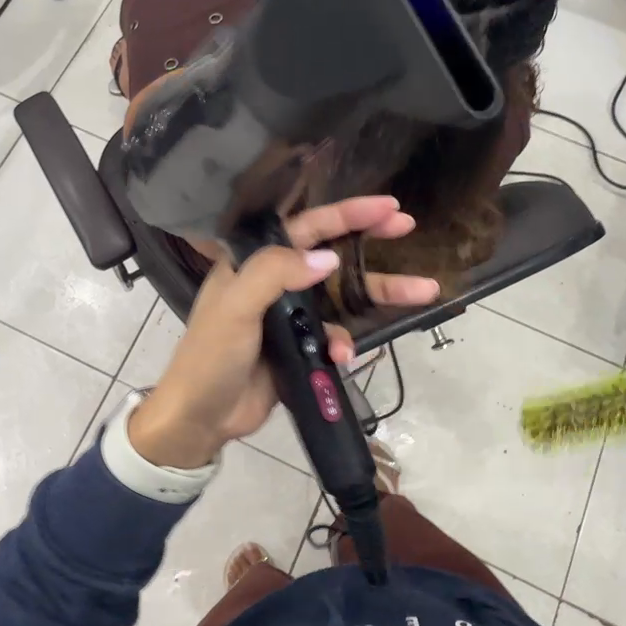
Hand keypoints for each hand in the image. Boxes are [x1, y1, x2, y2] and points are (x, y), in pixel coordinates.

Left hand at [128, 197, 439, 468]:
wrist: (201, 418)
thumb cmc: (210, 356)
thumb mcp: (235, 307)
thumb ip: (275, 273)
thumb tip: (328, 257)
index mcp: (253, 263)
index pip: (305, 227)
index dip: (346, 213)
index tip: (387, 206)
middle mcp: (274, 282)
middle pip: (331, 254)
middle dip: (370, 241)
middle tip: (409, 225)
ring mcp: (289, 316)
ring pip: (343, 297)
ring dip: (379, 295)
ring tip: (424, 291)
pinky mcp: (300, 348)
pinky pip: (334, 336)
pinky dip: (344, 343)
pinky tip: (342, 356)